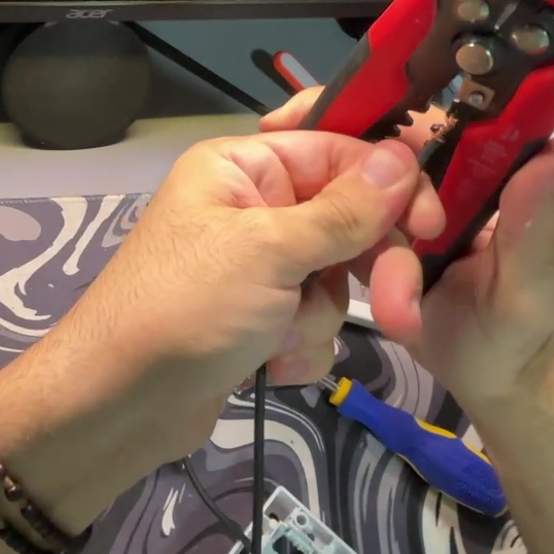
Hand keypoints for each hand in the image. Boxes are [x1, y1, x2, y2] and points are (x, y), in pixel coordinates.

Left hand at [41, 130, 443, 467]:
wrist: (121, 403)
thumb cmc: (186, 307)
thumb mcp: (267, 251)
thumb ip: (343, 210)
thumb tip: (403, 156)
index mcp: (242, 167)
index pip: (337, 150)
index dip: (389, 182)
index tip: (432, 223)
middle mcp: (252, 206)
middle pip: (347, 218)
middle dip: (364, 269)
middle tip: (396, 309)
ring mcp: (257, 263)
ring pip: (336, 277)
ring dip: (317, 316)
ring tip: (274, 340)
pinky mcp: (260, 314)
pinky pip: (313, 318)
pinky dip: (299, 345)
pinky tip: (265, 365)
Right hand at [261, 87, 553, 416]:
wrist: (480, 380)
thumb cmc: (513, 335)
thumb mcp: (528, 284)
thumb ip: (536, 223)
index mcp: (477, 174)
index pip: (425, 117)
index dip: (376, 99)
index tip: (321, 104)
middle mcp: (436, 176)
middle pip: (375, 135)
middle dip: (325, 125)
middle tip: (273, 127)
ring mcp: (401, 205)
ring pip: (350, 169)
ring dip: (309, 163)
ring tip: (267, 154)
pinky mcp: (375, 232)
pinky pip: (340, 207)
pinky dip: (310, 203)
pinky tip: (275, 199)